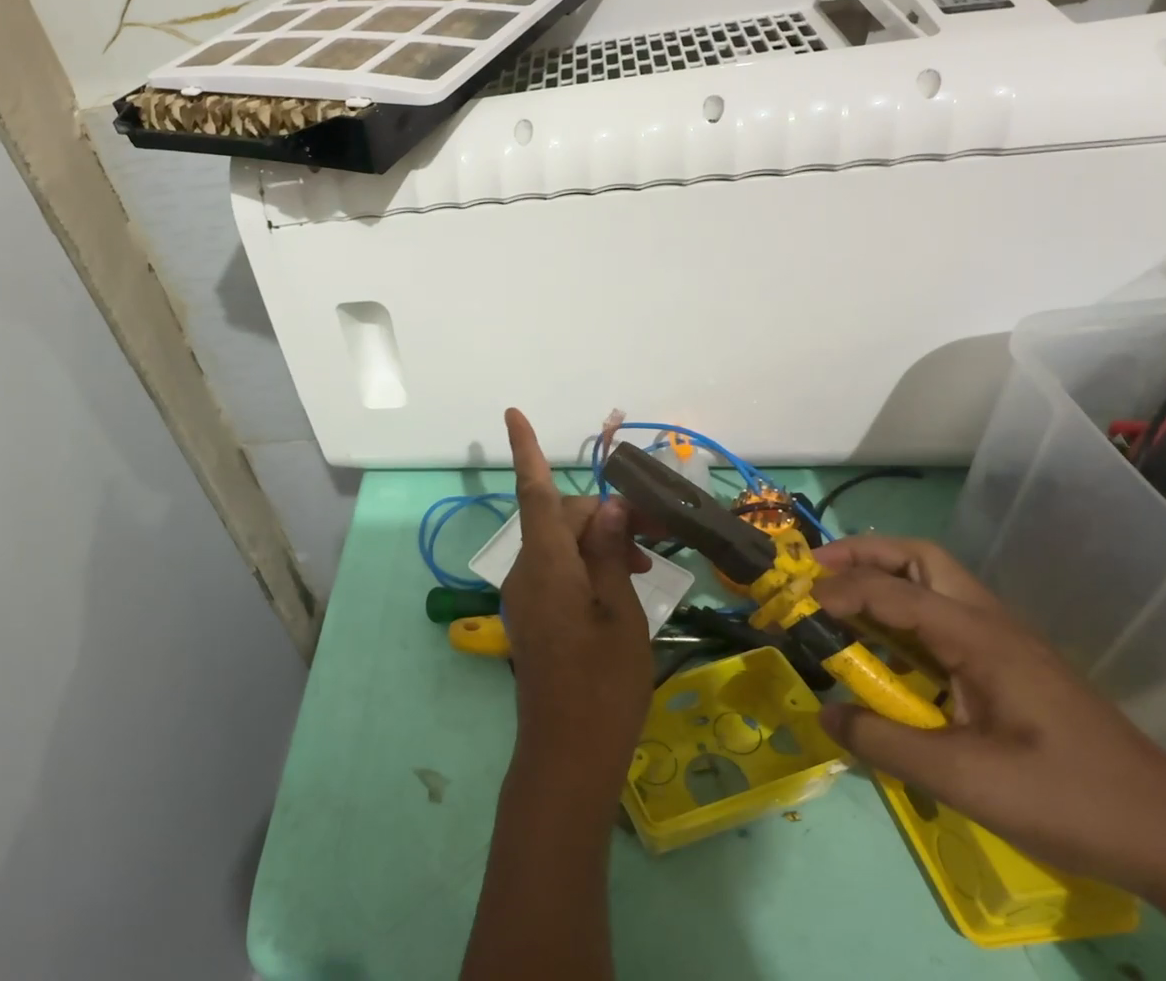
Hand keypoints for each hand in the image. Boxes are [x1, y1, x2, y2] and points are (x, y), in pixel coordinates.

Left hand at [500, 408, 653, 799]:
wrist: (567, 751)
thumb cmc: (603, 682)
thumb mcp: (620, 611)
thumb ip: (607, 552)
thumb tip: (605, 505)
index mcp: (546, 564)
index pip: (534, 494)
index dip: (525, 451)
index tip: (512, 413)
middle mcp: (526, 573)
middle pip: (556, 518)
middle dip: (600, 514)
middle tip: (653, 537)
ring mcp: (525, 597)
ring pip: (558, 546)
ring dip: (597, 542)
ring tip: (644, 567)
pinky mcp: (531, 618)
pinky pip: (556, 572)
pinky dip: (586, 566)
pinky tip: (620, 588)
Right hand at [810, 536, 1165, 894]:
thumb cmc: (1067, 799)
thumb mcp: (961, 778)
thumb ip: (882, 742)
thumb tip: (824, 713)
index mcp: (982, 639)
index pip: (897, 592)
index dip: (841, 591)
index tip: (795, 605)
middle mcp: (994, 628)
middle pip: (924, 561)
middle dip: (865, 555)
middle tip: (813, 570)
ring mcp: (1007, 648)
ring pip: (938, 588)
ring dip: (884, 582)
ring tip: (835, 602)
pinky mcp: (1013, 673)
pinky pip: (947, 625)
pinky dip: (903, 619)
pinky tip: (883, 654)